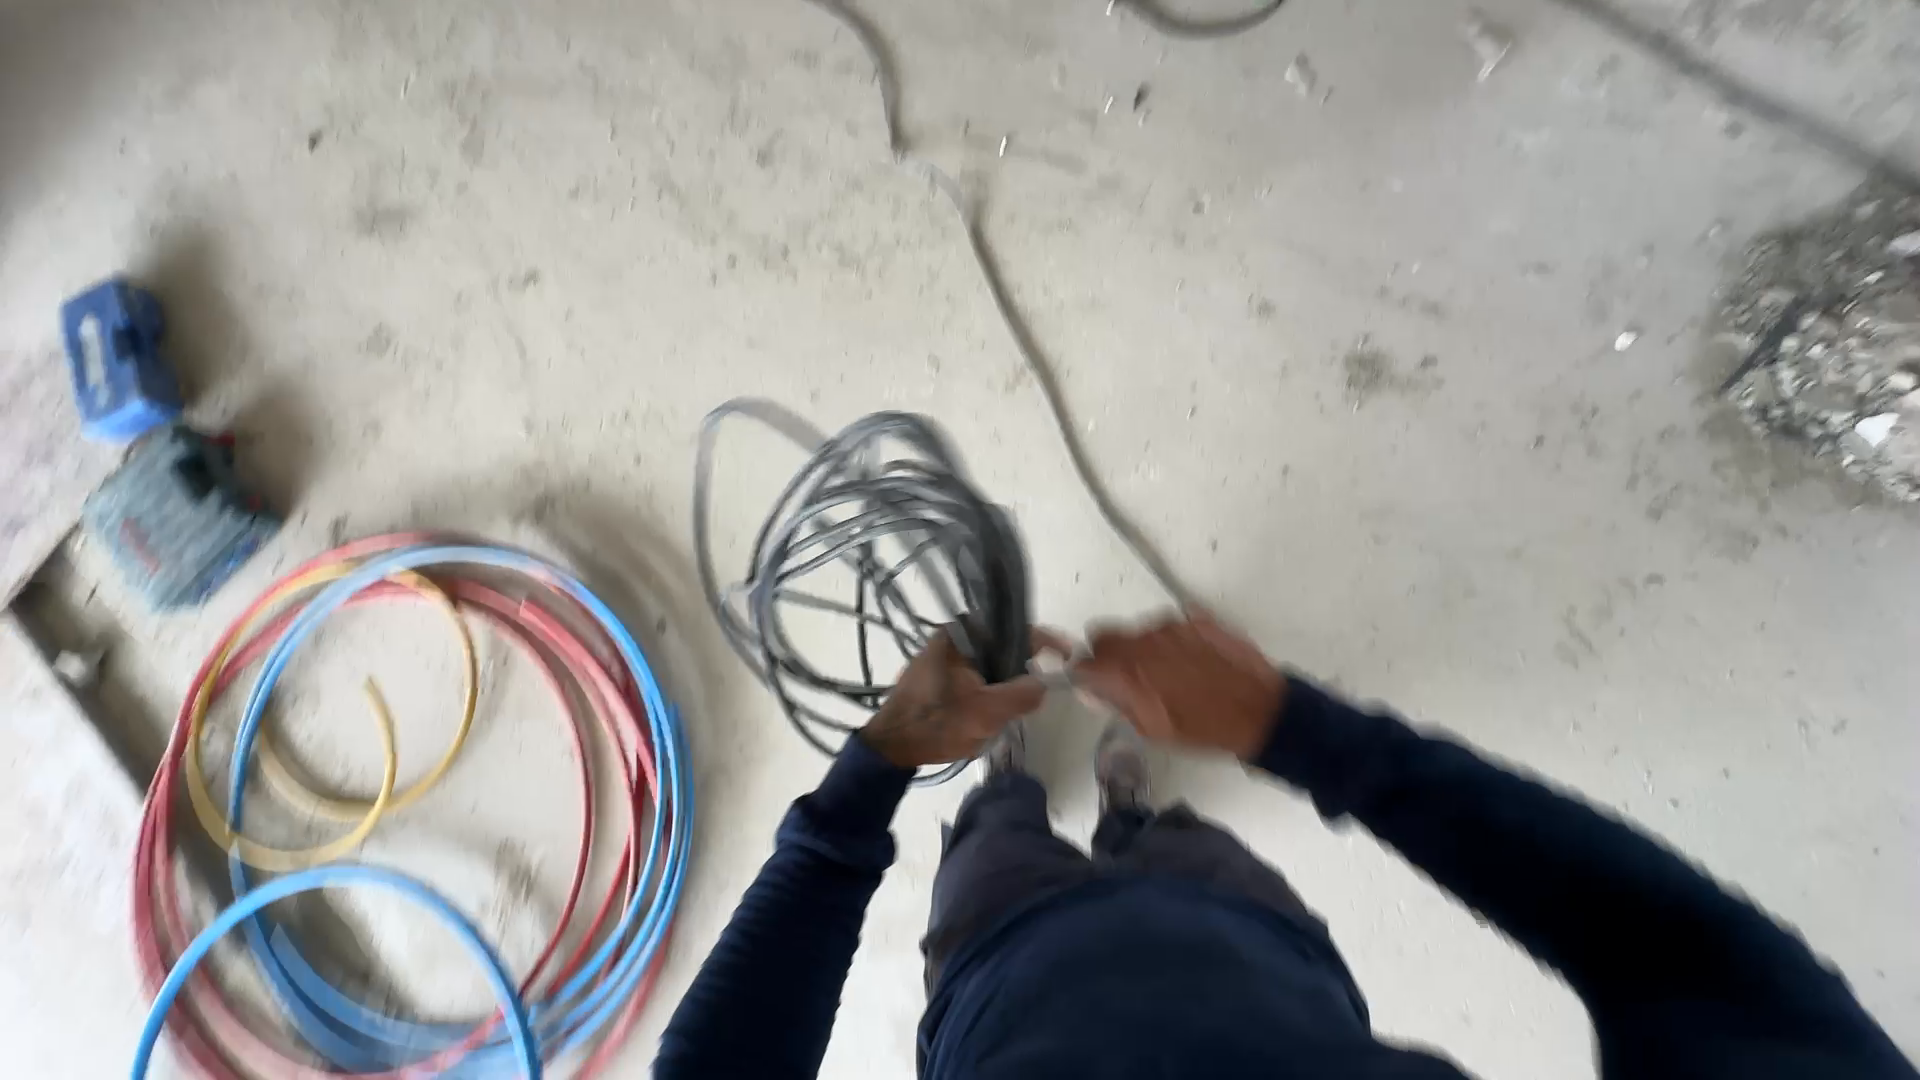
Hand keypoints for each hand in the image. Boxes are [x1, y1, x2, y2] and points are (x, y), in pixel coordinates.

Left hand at [858, 626, 1067, 769]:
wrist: (889, 748)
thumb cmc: (937, 724)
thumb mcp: (987, 713)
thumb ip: (1022, 694)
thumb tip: (1043, 683)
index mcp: (961, 635)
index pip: (1013, 628)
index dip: (1045, 641)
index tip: (1068, 655)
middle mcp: (951, 637)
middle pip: (1002, 644)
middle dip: (1024, 664)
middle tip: (1041, 686)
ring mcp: (942, 656)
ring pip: (989, 662)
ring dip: (1005, 680)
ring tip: (1018, 703)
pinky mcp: (937, 675)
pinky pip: (974, 674)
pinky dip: (989, 686)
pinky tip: (994, 709)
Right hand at [1073, 610, 1285, 760]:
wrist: (1263, 711)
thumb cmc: (1205, 729)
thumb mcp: (1154, 730)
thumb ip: (1117, 704)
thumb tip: (1093, 690)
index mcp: (1127, 671)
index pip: (1083, 660)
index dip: (1084, 671)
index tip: (1094, 682)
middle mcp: (1143, 640)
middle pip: (1103, 634)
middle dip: (1108, 654)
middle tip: (1129, 676)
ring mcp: (1172, 625)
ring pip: (1139, 630)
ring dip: (1145, 648)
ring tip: (1173, 672)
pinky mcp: (1197, 617)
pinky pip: (1171, 626)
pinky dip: (1174, 640)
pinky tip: (1195, 661)